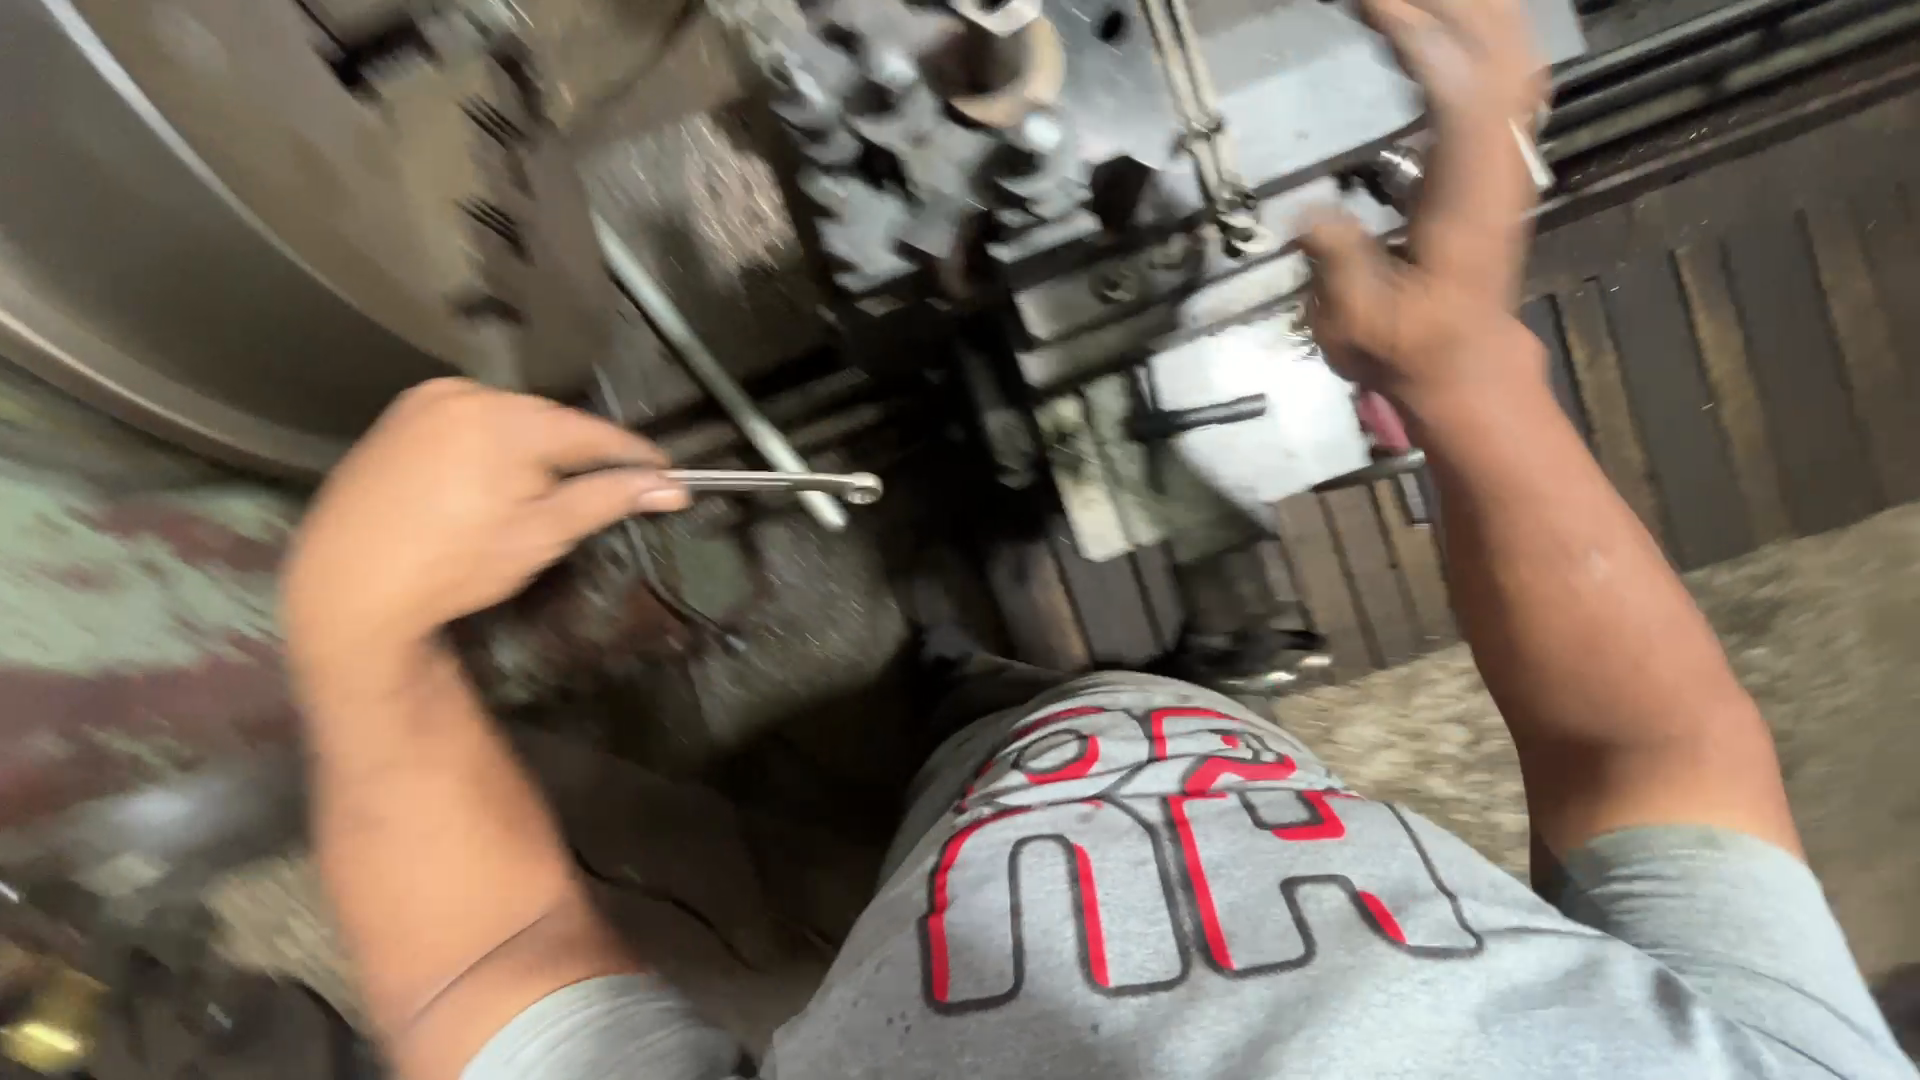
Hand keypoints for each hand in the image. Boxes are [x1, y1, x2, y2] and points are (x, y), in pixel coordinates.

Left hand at [282, 379, 688, 666]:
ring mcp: (426, 402)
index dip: (633, 453)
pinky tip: (496, 477)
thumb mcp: (545, 533)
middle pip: (551, 419)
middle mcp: (466, 395)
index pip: (591, 431)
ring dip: (540, 446)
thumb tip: (673, 488)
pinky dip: (498, 442)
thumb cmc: (454, 566)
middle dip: (582, 451)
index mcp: (506, 421)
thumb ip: (611, 498)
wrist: (345, 589)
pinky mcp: (400, 417)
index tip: (666, 471)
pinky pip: (472, 420)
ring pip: (511, 418)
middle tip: (608, 486)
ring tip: (550, 487)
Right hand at [1303, 0, 1549, 417]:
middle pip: (1503, 54)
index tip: (1375, 7)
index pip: (1460, 92)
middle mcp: (1499, 165)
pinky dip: (1484, 44)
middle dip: (1452, 7)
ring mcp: (1507, 162)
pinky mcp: (1499, 167)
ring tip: (1413, 4)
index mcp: (1466, 198)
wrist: (1458, 365)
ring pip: (1516, 58)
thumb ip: (1337, 262)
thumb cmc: (1407, 348)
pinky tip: (1452, 37)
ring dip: (1474, 17)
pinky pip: (1509, 82)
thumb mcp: (1358, 321)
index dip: (1423, 39)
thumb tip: (1305, 213)